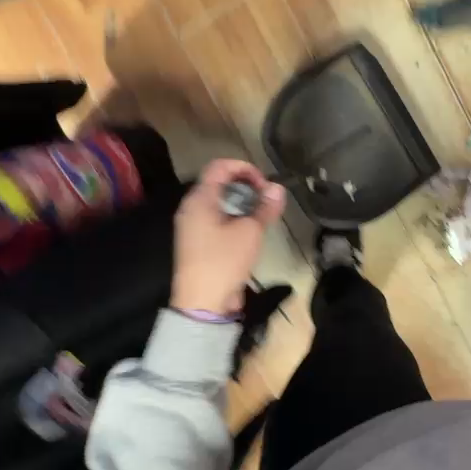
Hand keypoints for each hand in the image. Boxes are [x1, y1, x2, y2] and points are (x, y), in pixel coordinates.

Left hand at [171, 159, 285, 315]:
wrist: (202, 303)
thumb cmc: (224, 262)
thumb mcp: (250, 232)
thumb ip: (264, 208)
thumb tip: (278, 188)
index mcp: (199, 199)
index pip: (219, 166)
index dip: (245, 168)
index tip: (265, 185)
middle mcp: (191, 208)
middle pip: (219, 183)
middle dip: (246, 187)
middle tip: (266, 201)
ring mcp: (192, 226)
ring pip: (219, 203)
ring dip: (242, 204)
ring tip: (261, 217)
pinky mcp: (198, 243)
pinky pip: (216, 221)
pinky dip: (234, 219)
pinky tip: (249, 233)